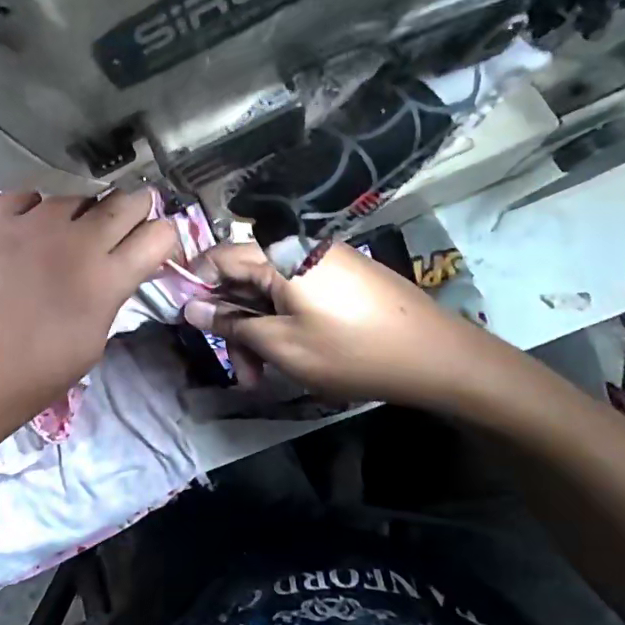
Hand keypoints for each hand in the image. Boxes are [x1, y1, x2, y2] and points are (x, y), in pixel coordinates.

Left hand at [0, 188, 177, 444]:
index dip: (164, 236)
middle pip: (125, 201)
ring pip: (76, 196)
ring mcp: (30, 225)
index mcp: (106, 280)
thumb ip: (111, 298)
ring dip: (84, 212)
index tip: (155, 244)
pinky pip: (27, 196)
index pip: (159, 234)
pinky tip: (29, 229)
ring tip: (70, 233)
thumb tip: (116, 272)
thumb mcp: (91, 345)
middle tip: (126, 224)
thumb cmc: (27, 380)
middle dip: (135, 209)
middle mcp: (75, 242)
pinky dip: (36, 209)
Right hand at [181, 243, 502, 411]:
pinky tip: (293, 356)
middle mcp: (298, 247)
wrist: (433, 355)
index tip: (191, 324)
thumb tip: (190, 307)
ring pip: (271, 291)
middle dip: (234, 323)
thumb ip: (232, 323)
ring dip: (260, 331)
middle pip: (245, 276)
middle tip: (241, 372)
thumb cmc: (350, 351)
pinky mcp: (342, 276)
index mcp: (280, 254)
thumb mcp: (282, 344)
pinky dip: (285, 322)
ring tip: (265, 377)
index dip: (196, 286)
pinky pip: (298, 293)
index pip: (218, 254)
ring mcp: (323, 261)